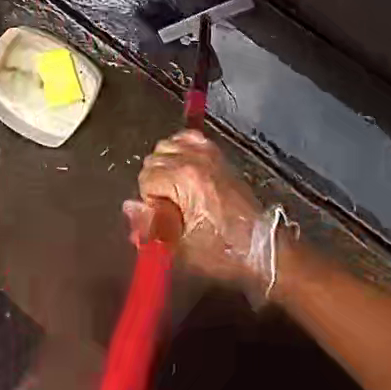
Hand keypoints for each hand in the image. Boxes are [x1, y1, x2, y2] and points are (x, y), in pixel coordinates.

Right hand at [123, 130, 268, 295]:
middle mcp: (194, 157)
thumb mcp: (181, 248)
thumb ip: (152, 225)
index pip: (146, 177)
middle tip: (169, 209)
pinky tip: (185, 172)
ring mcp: (208, 152)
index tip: (164, 220)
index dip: (150, 202)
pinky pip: (189, 138)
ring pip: (168, 145)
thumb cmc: (221, 251)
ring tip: (177, 192)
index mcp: (184, 179)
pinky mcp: (218, 153)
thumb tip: (129, 206)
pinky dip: (181, 149)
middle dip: (155, 183)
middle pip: (154, 158)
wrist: (261, 246)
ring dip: (166, 165)